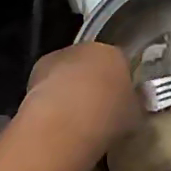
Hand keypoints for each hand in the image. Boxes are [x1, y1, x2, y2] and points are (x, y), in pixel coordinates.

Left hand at [22, 42, 139, 146]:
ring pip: (68, 71)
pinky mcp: (36, 70)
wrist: (65, 122)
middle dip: (93, 82)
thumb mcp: (134, 117)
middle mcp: (86, 48)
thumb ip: (134, 105)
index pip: (121, 63)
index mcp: (115, 54)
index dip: (119, 83)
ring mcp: (59, 57)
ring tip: (73, 119)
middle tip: (96, 110)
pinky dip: (51, 96)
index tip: (119, 102)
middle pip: (92, 63)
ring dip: (70, 88)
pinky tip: (55, 118)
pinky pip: (50, 83)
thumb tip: (133, 103)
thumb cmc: (107, 118)